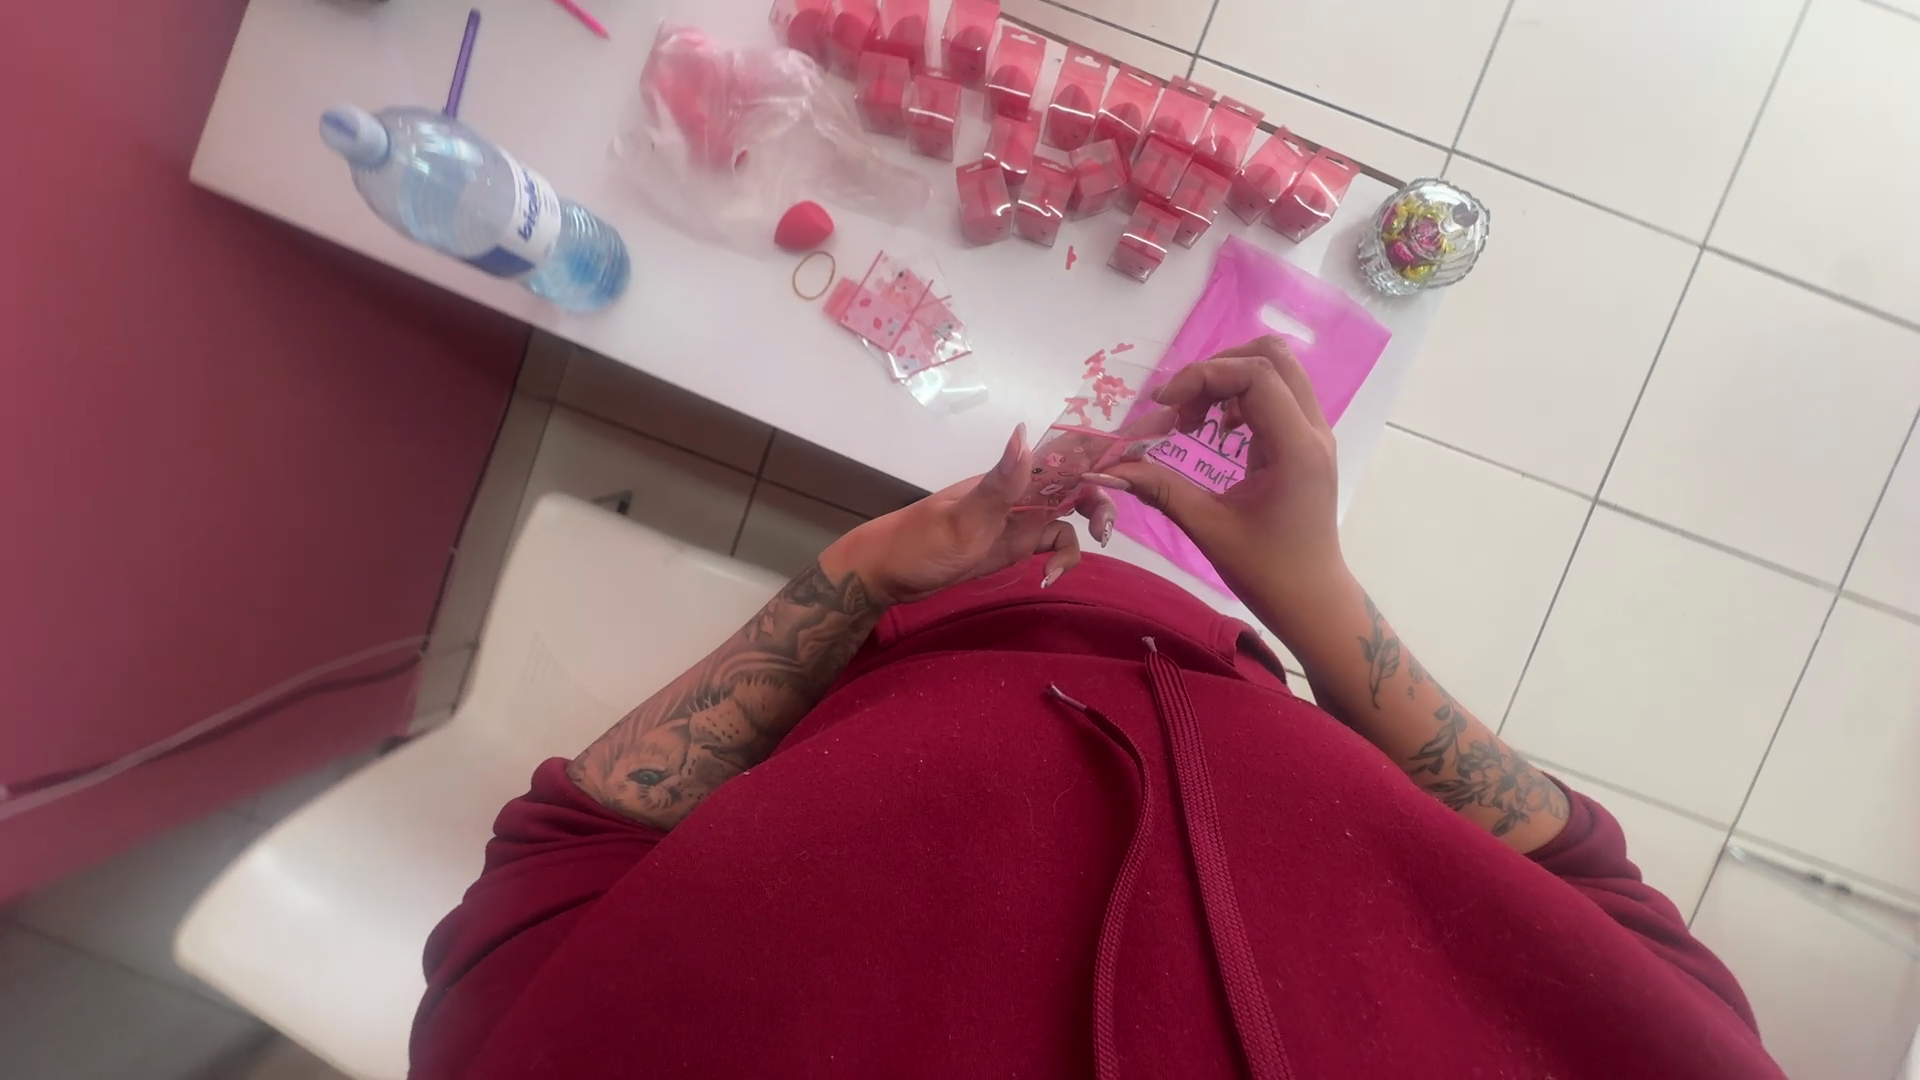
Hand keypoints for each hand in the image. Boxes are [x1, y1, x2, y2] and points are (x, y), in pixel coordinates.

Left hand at [823, 425, 1117, 605]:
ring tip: (1088, 549)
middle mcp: (1021, 492)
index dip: (1102, 449)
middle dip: (1104, 494)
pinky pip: (1053, 545)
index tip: (1138, 454)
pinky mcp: (1015, 546)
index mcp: (1010, 477)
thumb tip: (1028, 434)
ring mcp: (1020, 519)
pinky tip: (1049, 577)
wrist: (888, 575)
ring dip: (1087, 527)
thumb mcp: (964, 518)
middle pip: (1078, 481)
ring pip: (1071, 513)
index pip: (1064, 454)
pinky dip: (1061, 559)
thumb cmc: (920, 543)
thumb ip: (1000, 483)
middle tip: (1107, 525)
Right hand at [1085, 337, 1349, 633]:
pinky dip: (1240, 398)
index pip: (1254, 376)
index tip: (1162, 405)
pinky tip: (1216, 431)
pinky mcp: (1304, 443)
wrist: (1311, 600)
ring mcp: (1313, 434)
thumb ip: (1159, 489)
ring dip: (1227, 381)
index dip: (1202, 377)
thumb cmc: (1265, 570)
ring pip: (1276, 370)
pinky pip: (1276, 395)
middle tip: (1178, 408)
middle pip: (1271, 356)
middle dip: (1216, 369)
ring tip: (1192, 419)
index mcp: (1295, 448)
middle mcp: (1312, 430)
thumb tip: (1109, 469)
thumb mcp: (1206, 528)